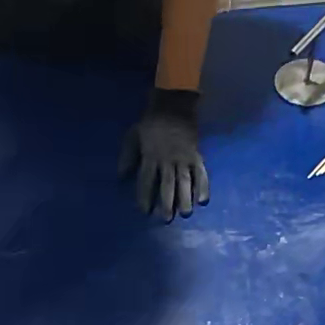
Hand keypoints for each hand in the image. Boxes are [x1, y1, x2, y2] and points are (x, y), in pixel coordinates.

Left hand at [119, 88, 208, 221]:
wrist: (174, 104)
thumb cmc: (151, 123)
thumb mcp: (133, 136)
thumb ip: (128, 156)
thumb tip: (121, 176)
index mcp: (151, 156)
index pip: (147, 180)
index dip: (145, 196)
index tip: (145, 211)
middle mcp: (168, 160)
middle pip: (167, 184)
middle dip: (167, 203)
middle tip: (166, 220)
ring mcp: (184, 158)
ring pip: (185, 181)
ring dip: (185, 198)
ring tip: (185, 214)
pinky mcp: (196, 156)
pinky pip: (201, 173)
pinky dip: (203, 186)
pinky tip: (203, 200)